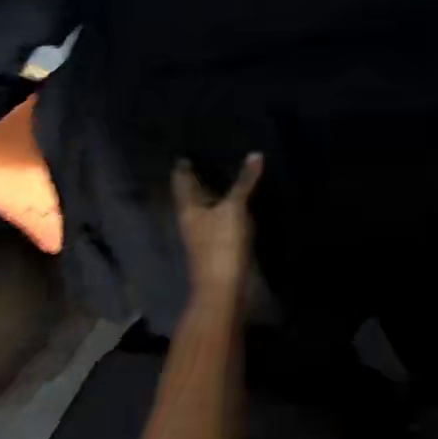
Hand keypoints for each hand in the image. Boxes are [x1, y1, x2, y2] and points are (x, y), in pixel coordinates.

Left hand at [173, 153, 262, 296]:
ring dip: (217, 191)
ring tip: (231, 170)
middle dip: (202, 175)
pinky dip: (229, 206)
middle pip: (194, 193)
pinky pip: (223, 218)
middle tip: (215, 152)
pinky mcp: (220, 245)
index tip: (190, 147)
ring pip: (209, 206)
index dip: (184, 164)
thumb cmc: (221, 246)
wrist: (223, 291)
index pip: (182, 179)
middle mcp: (193, 219)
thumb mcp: (234, 209)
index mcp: (188, 208)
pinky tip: (242, 200)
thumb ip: (244, 182)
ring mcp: (205, 234)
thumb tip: (255, 154)